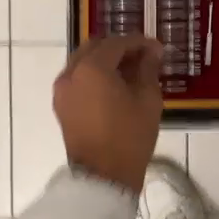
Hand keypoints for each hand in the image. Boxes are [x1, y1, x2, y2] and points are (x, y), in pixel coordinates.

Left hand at [52, 36, 163, 193]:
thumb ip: (148, 69)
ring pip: (83, 62)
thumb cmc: (130, 136)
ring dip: (105, 60)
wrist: (103, 177)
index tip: (157, 48)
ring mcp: (62, 90)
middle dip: (119, 47)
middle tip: (142, 57)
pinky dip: (94, 75)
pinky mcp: (61, 105)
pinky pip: (78, 79)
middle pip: (95, 46)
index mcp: (92, 68)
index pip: (118, 43)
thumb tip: (152, 52)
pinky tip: (114, 86)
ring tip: (130, 72)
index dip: (139, 42)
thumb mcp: (148, 99)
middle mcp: (71, 72)